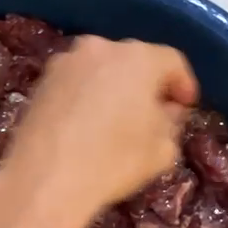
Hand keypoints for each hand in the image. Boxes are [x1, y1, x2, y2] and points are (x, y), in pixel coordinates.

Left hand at [0, 35, 197, 227]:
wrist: (45, 179)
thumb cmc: (113, 162)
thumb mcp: (161, 150)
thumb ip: (172, 122)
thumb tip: (165, 111)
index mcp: (139, 58)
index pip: (172, 61)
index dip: (183, 84)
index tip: (186, 106)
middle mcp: (101, 48)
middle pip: (135, 60)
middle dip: (147, 84)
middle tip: (154, 112)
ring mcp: (66, 62)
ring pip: (102, 69)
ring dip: (114, 87)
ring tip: (118, 119)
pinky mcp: (41, 81)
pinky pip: (76, 82)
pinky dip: (87, 96)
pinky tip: (88, 124)